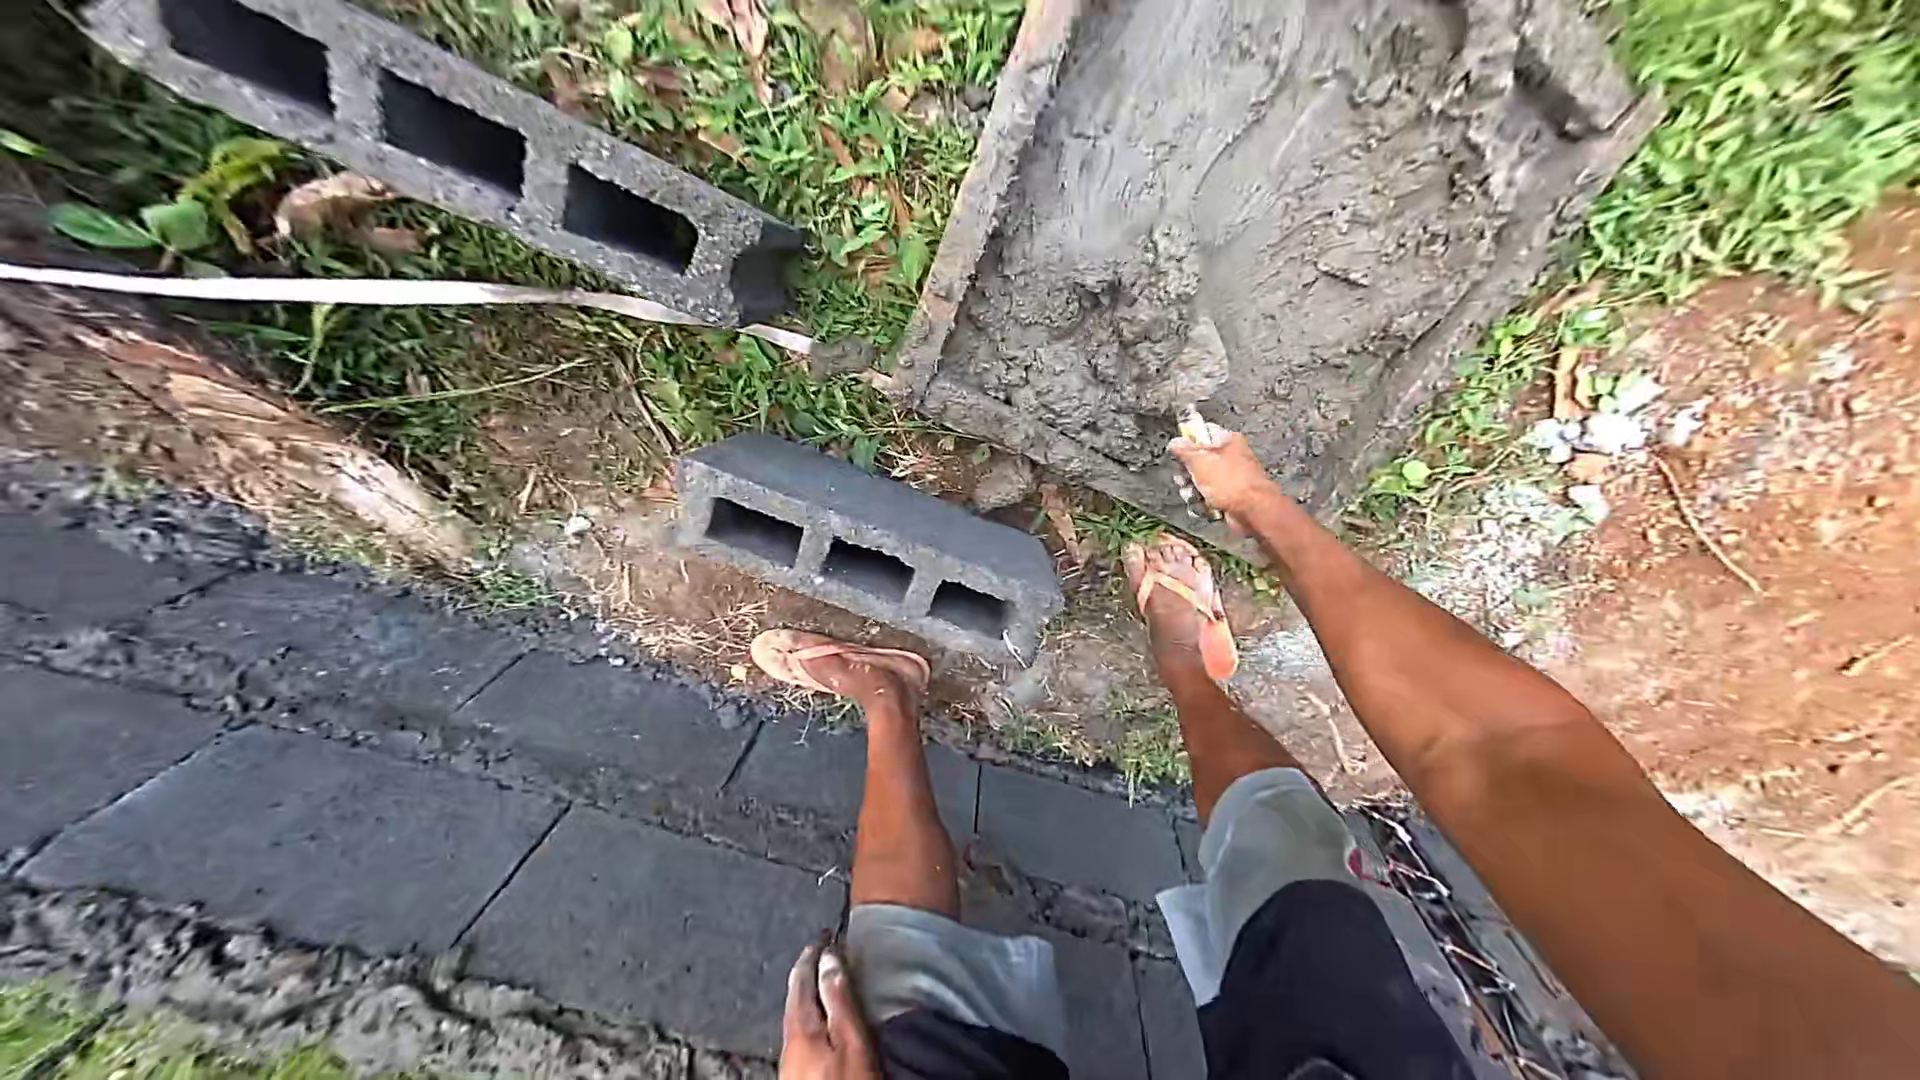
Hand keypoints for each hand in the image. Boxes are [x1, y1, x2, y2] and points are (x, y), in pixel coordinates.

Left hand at [779, 943, 878, 1079]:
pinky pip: (802, 1030)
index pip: (801, 975)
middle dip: (810, 969)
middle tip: (827, 950)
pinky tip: (824, 1019)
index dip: (814, 951)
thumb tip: (828, 956)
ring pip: (799, 1012)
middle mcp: (788, 1040)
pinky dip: (813, 1012)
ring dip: (812, 991)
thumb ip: (840, 997)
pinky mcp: (797, 1074)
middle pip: (796, 994)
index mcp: (800, 1026)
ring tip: (828, 979)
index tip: (827, 934)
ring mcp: (790, 1060)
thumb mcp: (851, 1039)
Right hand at [1168, 424, 1282, 527]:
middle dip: (1186, 475)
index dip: (1187, 444)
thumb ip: (1184, 450)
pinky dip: (1201, 505)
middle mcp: (1229, 458)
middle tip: (1187, 479)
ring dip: (1191, 492)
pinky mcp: (1226, 498)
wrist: (1252, 511)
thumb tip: (1175, 442)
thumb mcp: (1200, 460)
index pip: (1201, 434)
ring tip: (1197, 496)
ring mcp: (1228, 479)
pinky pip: (1204, 499)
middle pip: (1195, 462)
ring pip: (1197, 483)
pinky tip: (1205, 507)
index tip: (1180, 454)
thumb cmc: (1231, 482)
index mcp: (1227, 441)